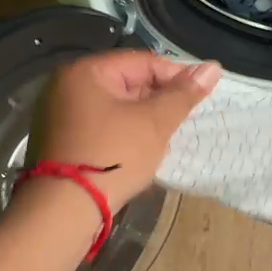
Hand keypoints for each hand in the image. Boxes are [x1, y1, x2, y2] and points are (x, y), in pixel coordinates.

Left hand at [28, 50, 220, 210]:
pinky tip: (138, 148)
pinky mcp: (59, 137)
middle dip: (158, 99)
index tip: (199, 97)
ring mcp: (57, 112)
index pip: (143, 61)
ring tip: (164, 135)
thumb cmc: (113, 156)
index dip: (176, 77)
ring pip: (114, 104)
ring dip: (142, 116)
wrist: (64, 208)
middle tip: (182, 120)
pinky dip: (122, 130)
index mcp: (86, 71)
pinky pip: (100, 123)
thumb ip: (184, 93)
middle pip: (126, 81)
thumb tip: (213, 67)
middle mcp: (65, 84)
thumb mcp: (155, 122)